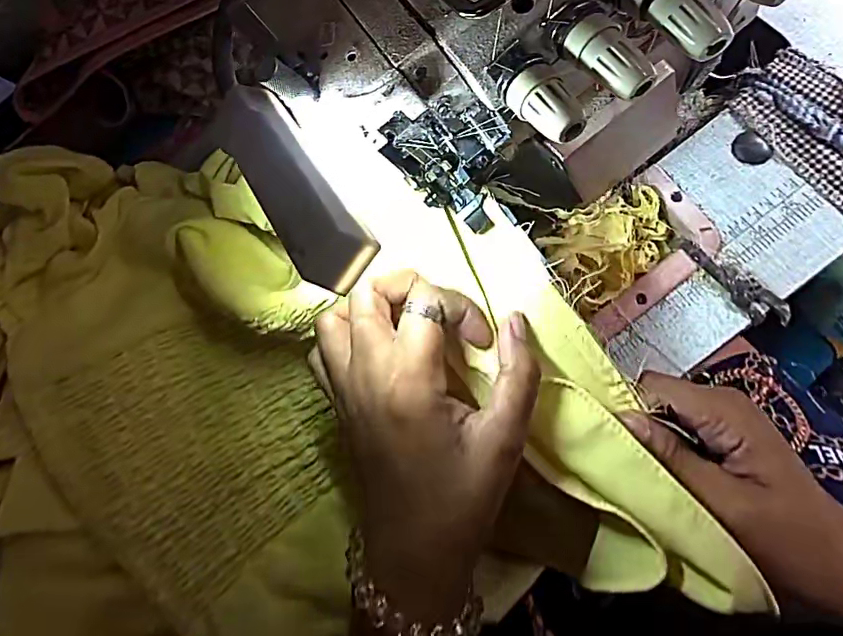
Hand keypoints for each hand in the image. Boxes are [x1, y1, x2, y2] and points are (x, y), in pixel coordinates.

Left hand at [313, 270, 540, 624]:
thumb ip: (519, 374)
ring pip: (336, 314)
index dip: (461, 306)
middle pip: (369, 291)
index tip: (483, 342)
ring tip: (409, 322)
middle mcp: (365, 374)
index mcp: (407, 379)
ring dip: (372, 305)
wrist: (414, 557)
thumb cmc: (463, 497)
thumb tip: (516, 320)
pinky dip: (347, 333)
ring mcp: (342, 388)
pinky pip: (323, 348)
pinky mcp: (334, 403)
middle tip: (442, 313)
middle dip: (412, 285)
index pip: (424, 299)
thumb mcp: (505, 439)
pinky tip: (379, 348)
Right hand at [622, 374, 842, 635]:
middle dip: (636, 425)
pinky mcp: (725, 434)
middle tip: (621, 466)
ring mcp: (725, 416)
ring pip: (666, 413)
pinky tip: (665, 477)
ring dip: (651, 440)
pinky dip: (668, 449)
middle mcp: (721, 400)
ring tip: (640, 474)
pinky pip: (682, 428)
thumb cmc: (786, 539)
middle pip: (657, 396)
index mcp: (723, 408)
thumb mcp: (725, 505)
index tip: (603, 443)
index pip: (652, 387)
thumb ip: (673, 459)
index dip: (625, 409)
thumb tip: (620, 419)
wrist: (840, 563)